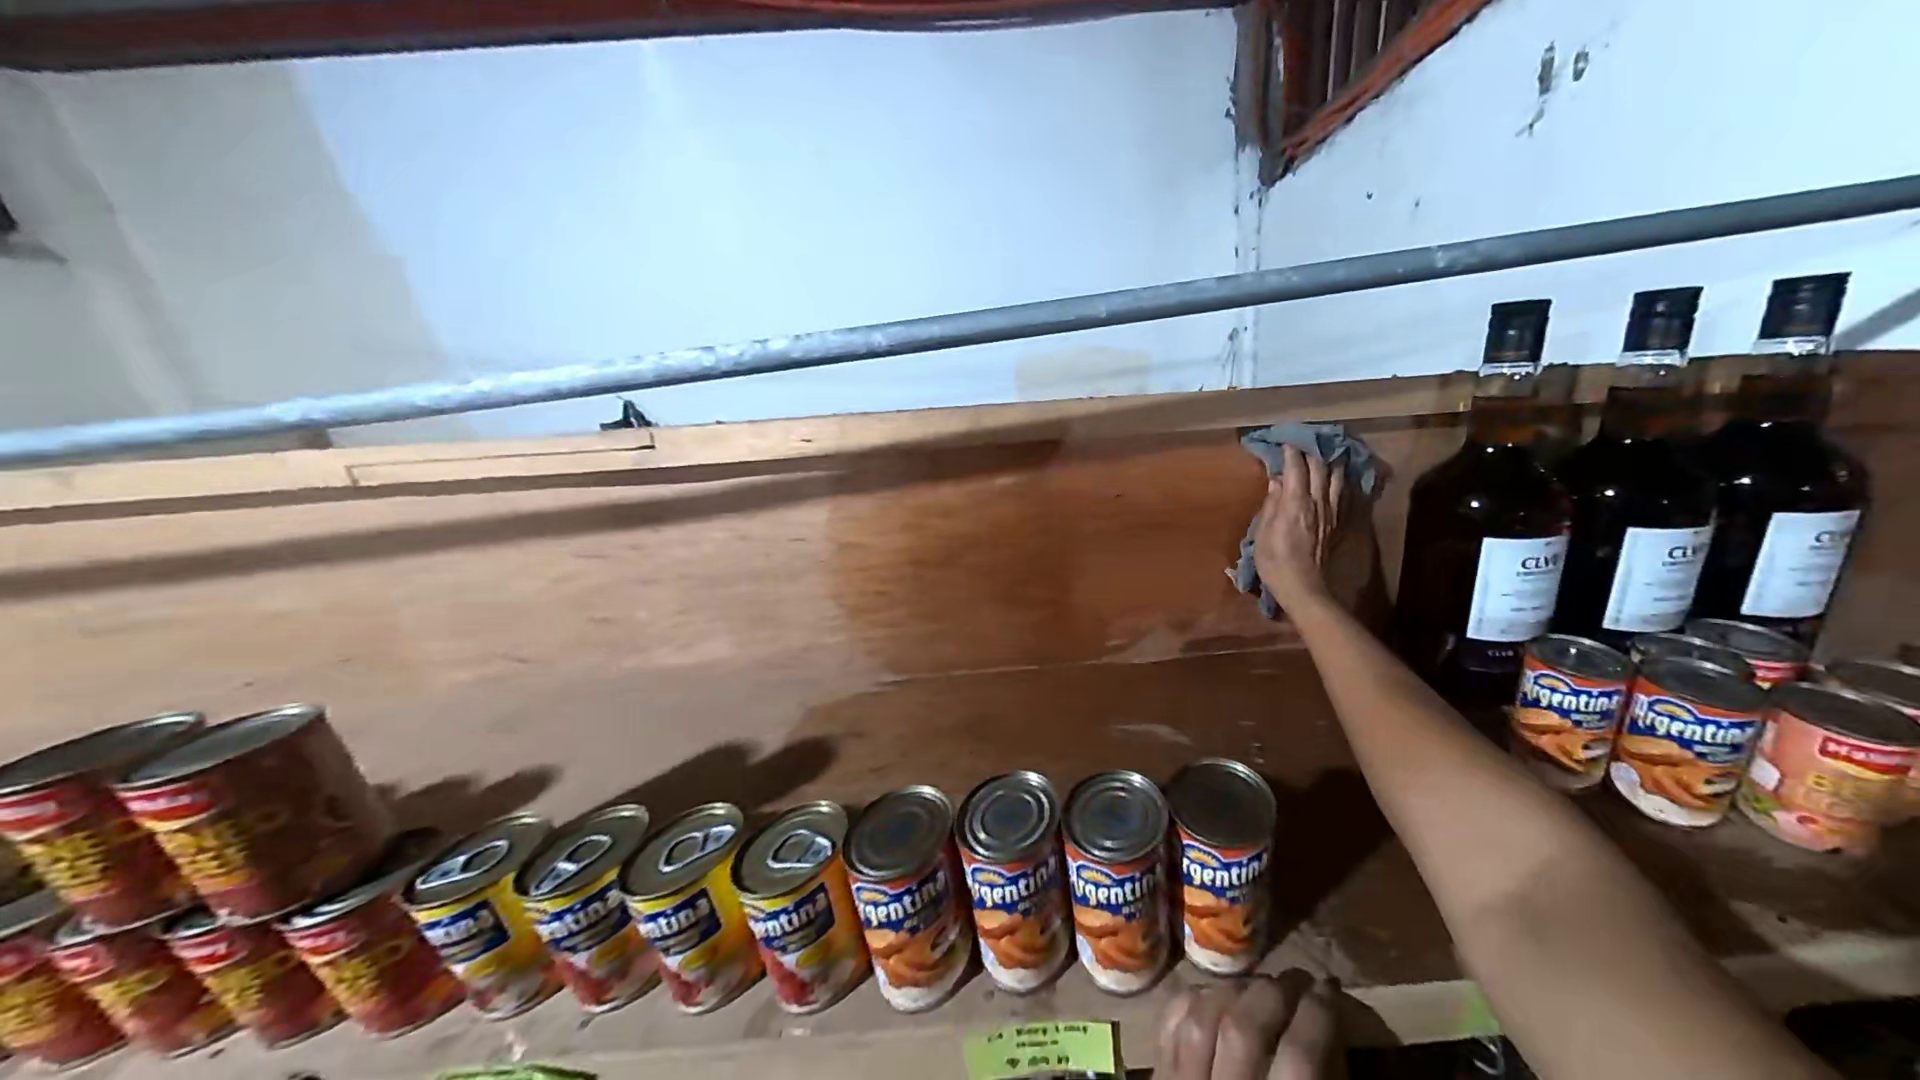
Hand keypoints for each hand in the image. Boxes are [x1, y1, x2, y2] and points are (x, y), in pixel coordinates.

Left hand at [1158, 972, 1341, 1079]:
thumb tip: (1332, 1043)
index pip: (1300, 1061)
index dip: (1318, 1017)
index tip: (1331, 988)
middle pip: (1244, 1029)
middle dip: (1274, 994)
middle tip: (1297, 980)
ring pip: (1201, 1017)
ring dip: (1234, 991)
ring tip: (1260, 985)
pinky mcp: (1157, 1077)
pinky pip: (1170, 1023)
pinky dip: (1194, 1000)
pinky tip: (1217, 997)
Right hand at [1252, 446, 1346, 612]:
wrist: (1302, 585)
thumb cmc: (1274, 560)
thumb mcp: (1263, 532)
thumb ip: (1272, 503)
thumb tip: (1277, 481)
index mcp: (1296, 502)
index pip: (1297, 467)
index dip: (1291, 451)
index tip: (1284, 441)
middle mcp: (1317, 501)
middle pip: (1320, 467)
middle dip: (1311, 451)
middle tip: (1303, 441)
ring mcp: (1331, 510)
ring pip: (1336, 477)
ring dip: (1330, 461)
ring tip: (1324, 451)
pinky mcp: (1338, 520)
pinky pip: (1342, 492)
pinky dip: (1338, 478)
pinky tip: (1336, 474)